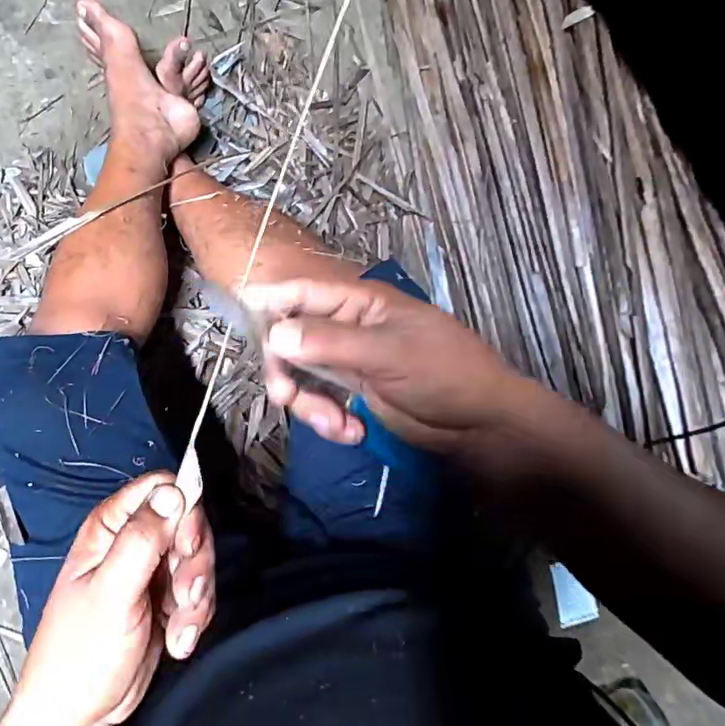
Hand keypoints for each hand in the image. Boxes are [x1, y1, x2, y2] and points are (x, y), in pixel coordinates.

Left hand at [8, 473, 217, 725]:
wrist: (77, 717)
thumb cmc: (78, 657)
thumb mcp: (111, 593)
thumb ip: (142, 539)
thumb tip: (173, 492)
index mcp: (109, 528)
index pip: (160, 489)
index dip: (183, 509)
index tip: (187, 544)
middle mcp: (130, 542)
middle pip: (187, 523)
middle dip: (194, 562)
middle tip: (184, 594)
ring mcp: (148, 571)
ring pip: (197, 559)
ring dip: (197, 596)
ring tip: (178, 629)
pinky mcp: (164, 599)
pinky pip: (198, 591)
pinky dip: (195, 617)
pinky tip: (177, 640)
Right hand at [242, 278, 527, 450]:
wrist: (480, 425)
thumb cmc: (445, 373)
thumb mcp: (389, 353)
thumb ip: (331, 343)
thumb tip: (276, 334)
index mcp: (358, 302)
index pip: (301, 292)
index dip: (269, 302)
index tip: (244, 319)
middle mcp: (345, 326)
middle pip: (288, 337)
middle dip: (285, 370)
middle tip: (287, 397)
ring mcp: (346, 360)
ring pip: (298, 374)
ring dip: (308, 403)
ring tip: (335, 425)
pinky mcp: (350, 393)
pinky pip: (317, 400)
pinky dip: (325, 419)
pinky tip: (350, 433)